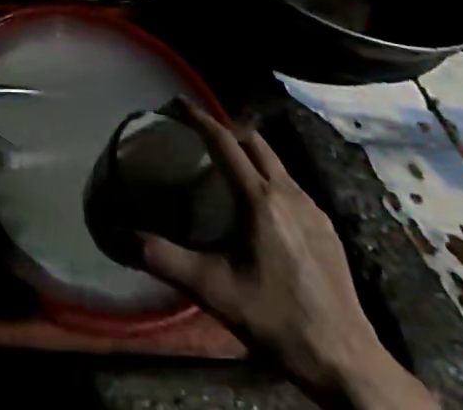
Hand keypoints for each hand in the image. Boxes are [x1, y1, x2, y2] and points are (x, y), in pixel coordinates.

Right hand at [139, 100, 436, 409]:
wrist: (345, 360)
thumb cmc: (275, 319)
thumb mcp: (211, 290)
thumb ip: (162, 257)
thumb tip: (118, 234)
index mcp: (261, 200)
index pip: (225, 142)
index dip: (198, 118)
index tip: (176, 102)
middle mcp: (290, 195)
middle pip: (255, 142)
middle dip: (224, 126)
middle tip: (196, 127)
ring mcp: (315, 211)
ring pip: (276, 162)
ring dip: (247, 150)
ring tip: (221, 160)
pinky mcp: (328, 229)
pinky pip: (291, 184)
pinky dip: (266, 174)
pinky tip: (256, 200)